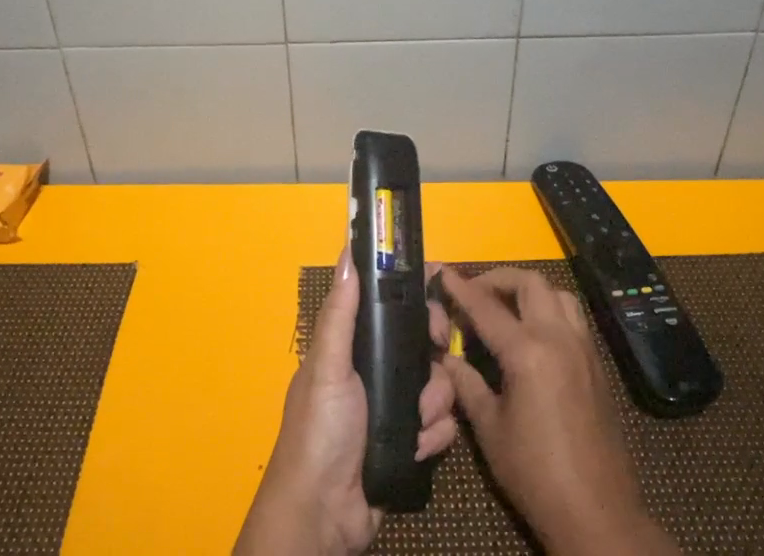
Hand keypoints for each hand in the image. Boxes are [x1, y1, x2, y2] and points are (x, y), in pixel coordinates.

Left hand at [235, 249, 457, 555]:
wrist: (325, 510)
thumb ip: (341, 314)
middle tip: (436, 355)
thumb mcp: (327, 366)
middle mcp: (376, 372)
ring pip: (439, 384)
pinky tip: (418, 446)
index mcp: (353, 348)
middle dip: (435, 351)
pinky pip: (443, 424)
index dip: (416, 297)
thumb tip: (348, 253)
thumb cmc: (320, 429)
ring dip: (435, 401)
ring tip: (417, 420)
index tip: (436, 291)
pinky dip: (435, 435)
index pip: (391, 309)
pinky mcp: (412, 442)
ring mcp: (395, 408)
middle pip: (424, 344)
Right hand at [439, 267, 680, 555]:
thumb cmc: (534, 473)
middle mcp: (559, 339)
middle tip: (474, 292)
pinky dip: (549, 310)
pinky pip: (573, 318)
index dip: (461, 289)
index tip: (443, 274)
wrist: (597, 511)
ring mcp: (584, 349)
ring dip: (529, 291)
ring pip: (558, 294)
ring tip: (504, 308)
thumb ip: (466, 384)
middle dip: (498, 278)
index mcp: (528, 353)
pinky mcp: (597, 365)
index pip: (486, 307)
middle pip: (530, 283)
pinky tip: (531, 335)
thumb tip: (447, 358)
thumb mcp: (489, 429)